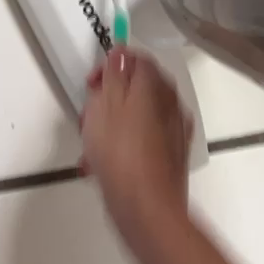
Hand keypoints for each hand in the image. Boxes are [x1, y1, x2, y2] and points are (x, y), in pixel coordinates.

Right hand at [81, 48, 194, 253]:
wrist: (146, 209)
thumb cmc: (120, 154)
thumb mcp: (104, 103)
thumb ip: (112, 73)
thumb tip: (120, 54)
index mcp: (155, 87)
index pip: (138, 58)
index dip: (112, 62)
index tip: (94, 78)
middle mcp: (170, 105)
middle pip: (138, 86)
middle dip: (110, 95)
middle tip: (90, 109)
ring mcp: (174, 133)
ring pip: (138, 114)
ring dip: (113, 122)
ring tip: (91, 142)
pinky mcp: (170, 158)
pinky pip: (142, 139)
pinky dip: (124, 143)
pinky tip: (103, 162)